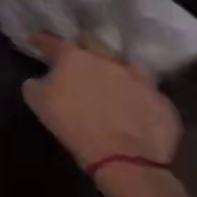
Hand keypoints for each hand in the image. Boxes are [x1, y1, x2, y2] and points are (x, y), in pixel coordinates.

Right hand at [23, 31, 181, 185]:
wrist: (123, 157)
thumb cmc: (72, 123)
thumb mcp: (37, 99)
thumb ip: (38, 81)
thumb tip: (45, 79)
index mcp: (75, 57)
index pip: (54, 41)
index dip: (42, 39)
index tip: (34, 39)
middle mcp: (109, 61)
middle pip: (94, 44)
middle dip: (82, 46)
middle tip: (75, 56)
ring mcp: (141, 80)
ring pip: (126, 65)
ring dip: (115, 68)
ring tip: (110, 78)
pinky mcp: (162, 101)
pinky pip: (146, 91)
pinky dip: (136, 94)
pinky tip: (132, 105)